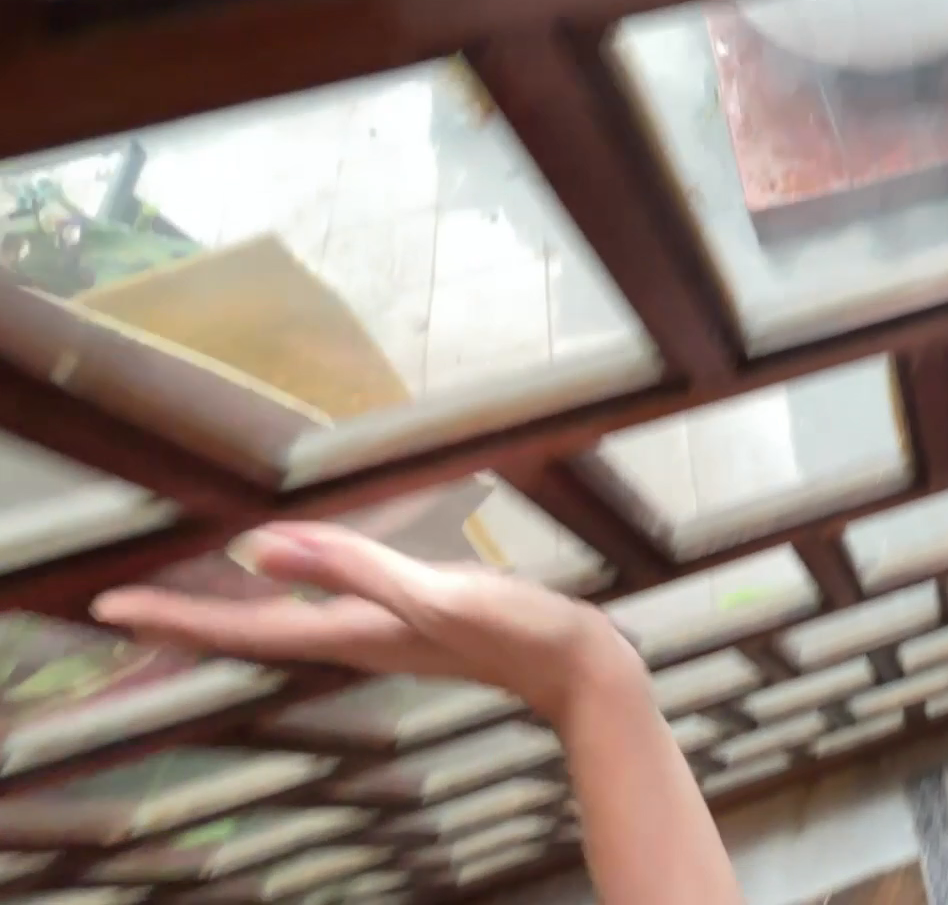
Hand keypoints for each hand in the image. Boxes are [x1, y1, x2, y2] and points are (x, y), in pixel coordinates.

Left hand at [91, 522, 641, 721]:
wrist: (574, 660)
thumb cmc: (512, 630)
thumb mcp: (436, 594)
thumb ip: (356, 570)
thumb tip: (260, 549)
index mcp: (360, 632)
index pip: (251, 627)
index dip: (180, 615)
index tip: (110, 607)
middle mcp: (367, 638)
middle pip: (265, 631)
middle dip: (200, 617)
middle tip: (143, 601)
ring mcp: (399, 634)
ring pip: (302, 622)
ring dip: (251, 608)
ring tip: (216, 588)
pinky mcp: (429, 621)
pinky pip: (347, 607)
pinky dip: (314, 591)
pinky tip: (327, 578)